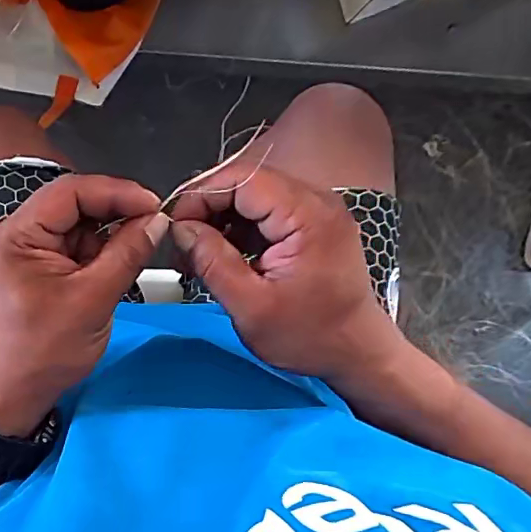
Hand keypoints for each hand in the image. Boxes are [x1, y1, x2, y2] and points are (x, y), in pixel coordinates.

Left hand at [0, 174, 166, 435]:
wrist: (20, 392)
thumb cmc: (46, 352)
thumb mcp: (93, 299)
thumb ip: (127, 254)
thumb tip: (157, 220)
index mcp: (17, 236)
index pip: (70, 192)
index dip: (116, 192)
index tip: (153, 205)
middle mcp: (17, 236)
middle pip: (73, 204)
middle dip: (115, 213)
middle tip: (152, 224)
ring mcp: (28, 253)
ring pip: (78, 226)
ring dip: (109, 234)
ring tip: (136, 251)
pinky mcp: (40, 269)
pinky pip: (76, 248)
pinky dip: (100, 253)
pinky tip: (118, 265)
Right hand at [168, 162, 413, 383]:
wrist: (355, 353)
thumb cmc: (311, 337)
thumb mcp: (250, 306)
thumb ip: (212, 262)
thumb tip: (181, 230)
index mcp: (308, 216)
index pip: (243, 178)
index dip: (201, 196)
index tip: (175, 226)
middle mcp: (316, 202)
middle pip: (246, 183)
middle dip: (205, 209)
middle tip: (181, 245)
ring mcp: (314, 212)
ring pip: (251, 198)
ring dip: (218, 221)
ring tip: (195, 257)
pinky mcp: (309, 226)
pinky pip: (263, 214)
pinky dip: (235, 231)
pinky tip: (218, 258)